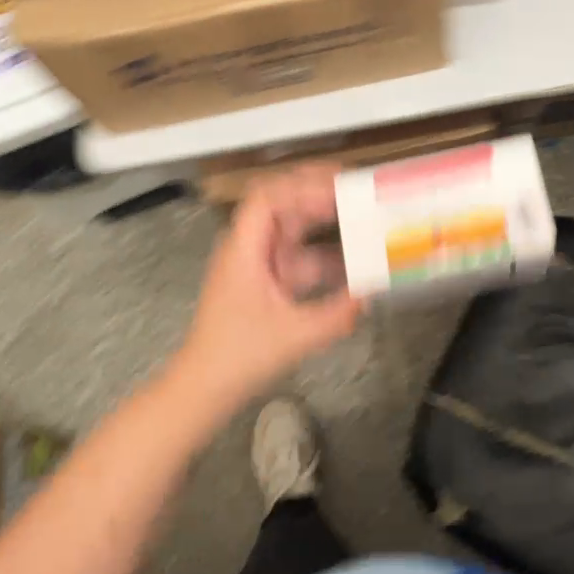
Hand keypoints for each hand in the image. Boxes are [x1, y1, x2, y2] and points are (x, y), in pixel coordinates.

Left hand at [172, 165, 360, 405]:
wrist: (203, 388)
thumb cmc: (238, 356)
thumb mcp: (292, 336)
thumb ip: (335, 316)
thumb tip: (369, 295)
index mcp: (245, 249)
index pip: (268, 196)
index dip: (303, 184)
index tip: (338, 184)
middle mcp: (250, 248)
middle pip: (282, 204)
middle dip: (318, 193)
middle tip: (356, 190)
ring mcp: (257, 265)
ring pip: (293, 229)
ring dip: (324, 222)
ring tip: (360, 217)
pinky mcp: (267, 283)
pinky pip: (299, 257)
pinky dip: (324, 255)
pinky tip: (353, 264)